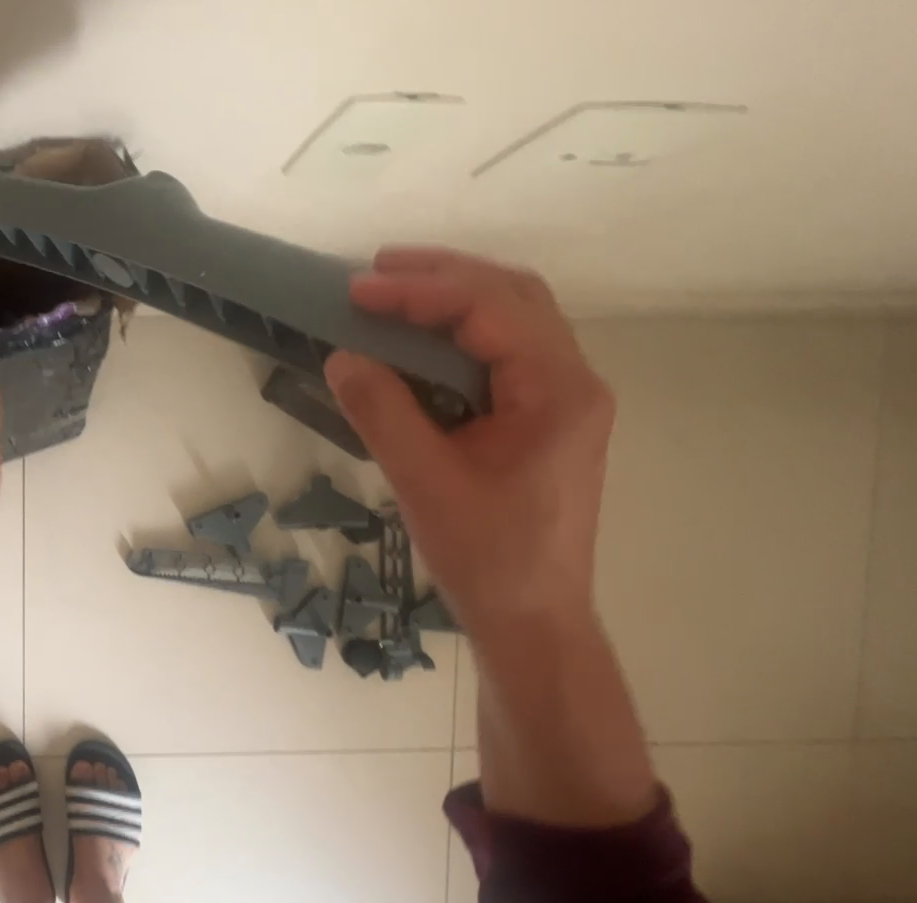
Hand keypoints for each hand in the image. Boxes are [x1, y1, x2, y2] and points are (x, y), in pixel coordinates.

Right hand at [324, 247, 614, 639]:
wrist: (533, 616)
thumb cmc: (485, 555)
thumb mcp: (424, 482)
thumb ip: (382, 412)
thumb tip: (342, 357)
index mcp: (556, 390)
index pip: (490, 309)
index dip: (421, 290)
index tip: (358, 288)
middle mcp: (573, 381)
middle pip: (513, 297)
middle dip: (443, 276)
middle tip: (376, 272)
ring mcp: (566, 400)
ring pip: (516, 320)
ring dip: (456, 298)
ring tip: (394, 292)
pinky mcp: (549, 420)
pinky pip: (509, 354)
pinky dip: (463, 334)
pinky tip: (422, 342)